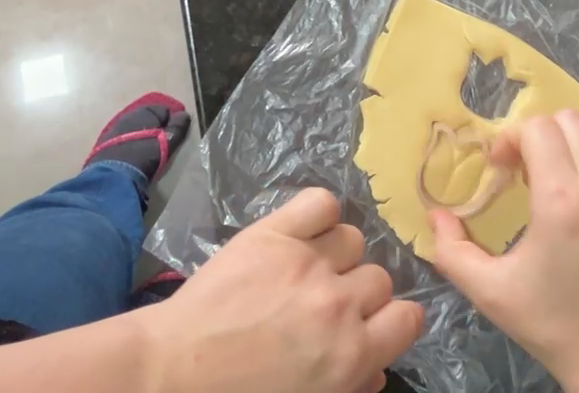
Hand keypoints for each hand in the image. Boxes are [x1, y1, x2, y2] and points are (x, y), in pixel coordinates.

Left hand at [136, 188, 424, 392]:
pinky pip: (321, 202)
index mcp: (351, 354)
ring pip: (354, 240)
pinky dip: (319, 212)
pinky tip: (305, 231)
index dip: (396, 321)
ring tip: (309, 270)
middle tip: (326, 307)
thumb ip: (350, 384)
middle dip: (360, 295)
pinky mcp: (274, 233)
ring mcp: (307, 262)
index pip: (409, 318)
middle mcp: (338, 303)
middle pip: (379, 278)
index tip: (376, 324)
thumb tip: (373, 368)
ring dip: (338, 256)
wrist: (169, 377)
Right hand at [430, 111, 578, 392]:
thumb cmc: (553, 326)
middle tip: (525, 170)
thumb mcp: (491, 292)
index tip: (501, 169)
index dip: (512, 139)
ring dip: (573, 142)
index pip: (538, 129)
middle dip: (540, 134)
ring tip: (557, 175)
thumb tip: (436, 215)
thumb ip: (453, 250)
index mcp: (562, 201)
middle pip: (570, 120)